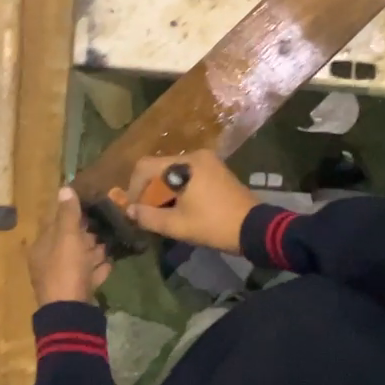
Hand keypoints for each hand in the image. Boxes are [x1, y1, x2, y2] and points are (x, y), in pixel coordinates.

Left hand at [28, 187, 111, 305]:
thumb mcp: (67, 237)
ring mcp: (63, 278)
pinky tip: (111, 263)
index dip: (73, 214)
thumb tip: (65, 188)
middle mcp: (49, 262)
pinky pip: (88, 275)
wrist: (71, 312)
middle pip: (69, 241)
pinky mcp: (76, 292)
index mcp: (42, 247)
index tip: (92, 206)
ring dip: (95, 250)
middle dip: (87, 233)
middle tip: (107, 223)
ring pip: (80, 259)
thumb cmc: (66, 269)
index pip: (56, 223)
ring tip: (112, 242)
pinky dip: (98, 268)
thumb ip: (68, 213)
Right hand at [124, 150, 258, 253]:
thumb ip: (149, 216)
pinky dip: (179, 187)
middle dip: (149, 190)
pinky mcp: (218, 171)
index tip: (133, 208)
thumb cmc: (213, 225)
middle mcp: (196, 156)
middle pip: (160, 167)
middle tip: (146, 212)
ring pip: (174, 171)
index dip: (133, 187)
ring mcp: (209, 162)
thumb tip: (130, 210)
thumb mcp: (177, 225)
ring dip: (163, 190)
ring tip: (161, 211)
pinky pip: (189, 174)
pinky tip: (179, 206)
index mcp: (186, 164)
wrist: (254, 228)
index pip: (145, 166)